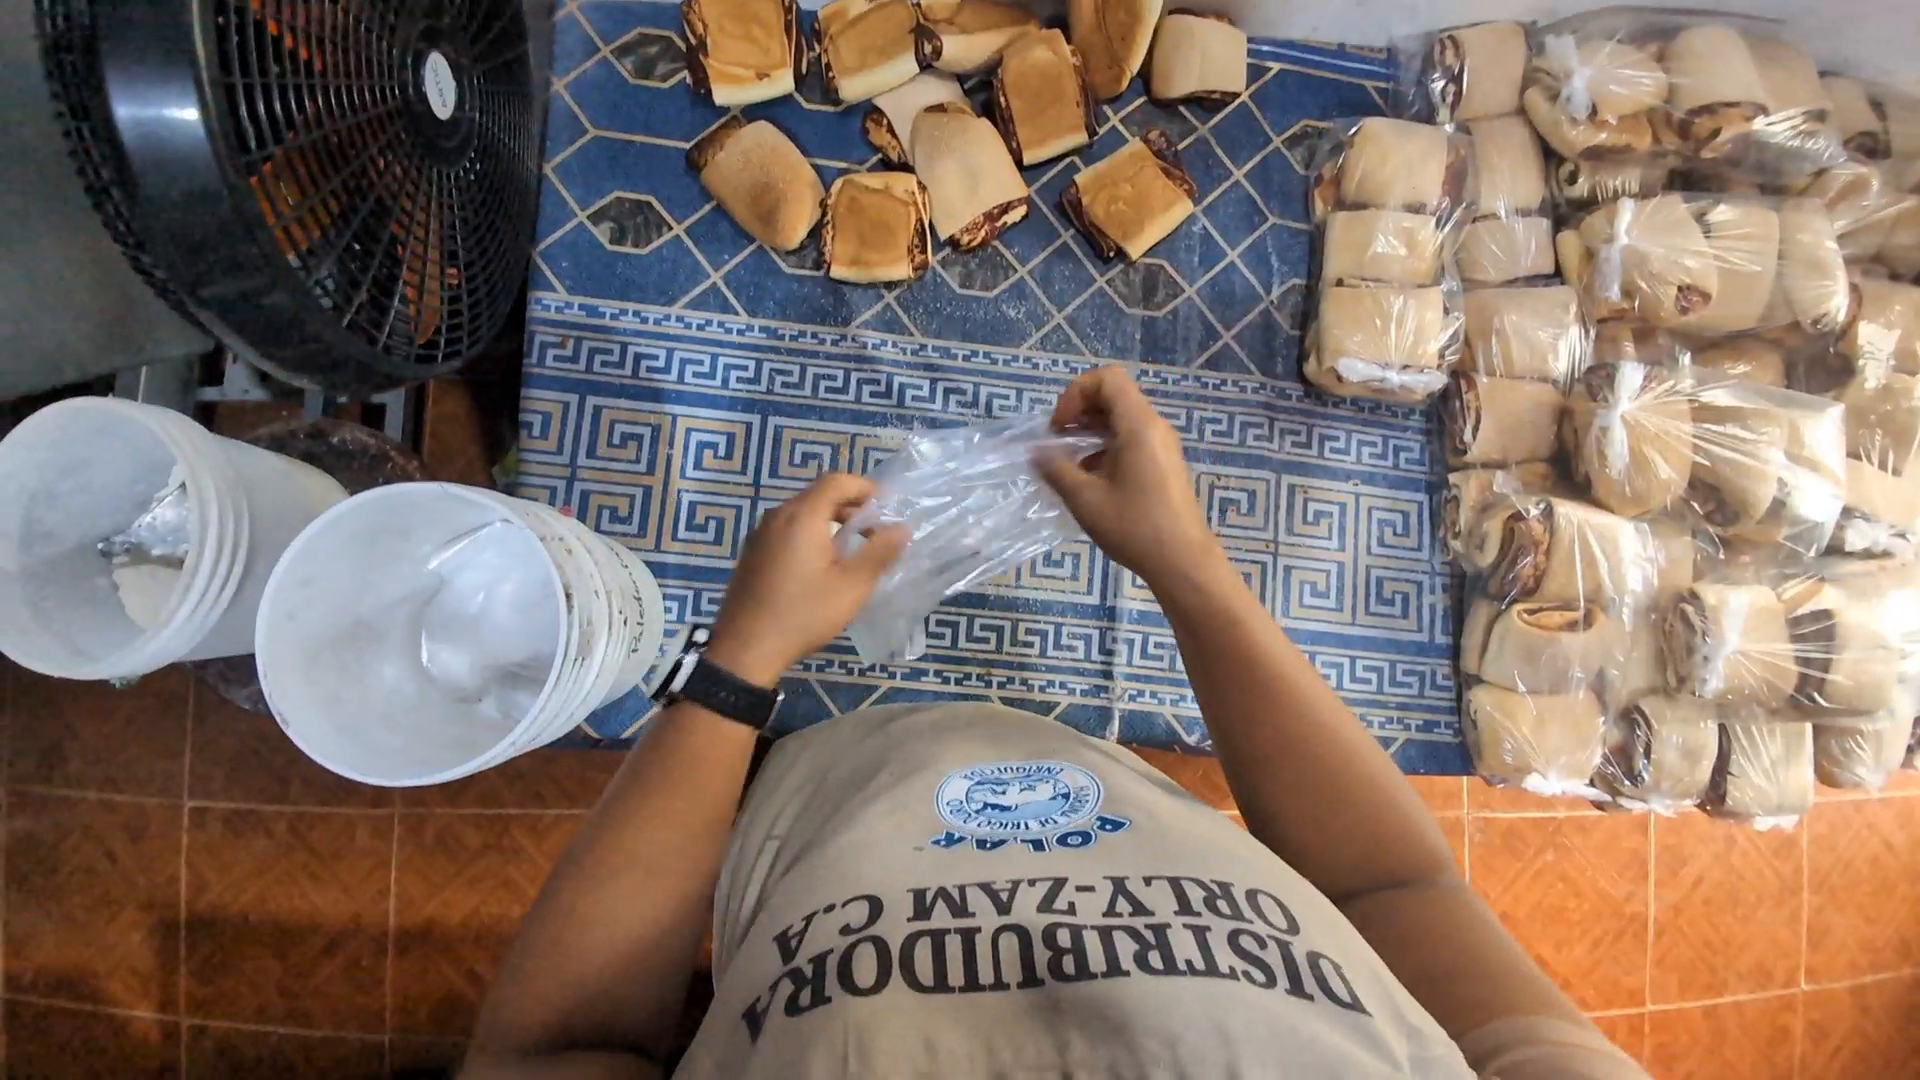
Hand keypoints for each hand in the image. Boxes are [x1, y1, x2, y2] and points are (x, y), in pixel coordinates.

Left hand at [705, 474, 907, 686]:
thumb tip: (902, 528)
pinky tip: (822, 564)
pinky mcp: (753, 552)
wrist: (746, 648)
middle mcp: (778, 516)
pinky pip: (787, 529)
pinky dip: (811, 533)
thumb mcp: (851, 586)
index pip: (837, 481)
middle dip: (851, 506)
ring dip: (830, 521)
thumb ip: (879, 552)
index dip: (865, 488)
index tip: (886, 508)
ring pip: (802, 512)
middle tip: (876, 530)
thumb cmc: (803, 614)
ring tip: (853, 547)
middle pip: (819, 494)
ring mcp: (760, 533)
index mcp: (802, 517)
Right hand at [1037, 366, 1226, 589]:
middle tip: (1058, 444)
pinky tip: (1091, 480)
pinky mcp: (1164, 464)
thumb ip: (1056, 469)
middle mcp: (1154, 427)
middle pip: (1114, 396)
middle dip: (1080, 412)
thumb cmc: (1134, 527)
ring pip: (1122, 419)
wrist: (1182, 561)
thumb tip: (1035, 452)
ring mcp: (1162, 445)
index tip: (1059, 428)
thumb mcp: (1085, 499)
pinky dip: (1106, 447)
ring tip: (1070, 465)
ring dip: (1091, 432)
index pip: (1107, 379)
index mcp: (1138, 426)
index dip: (1076, 394)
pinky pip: (1132, 439)